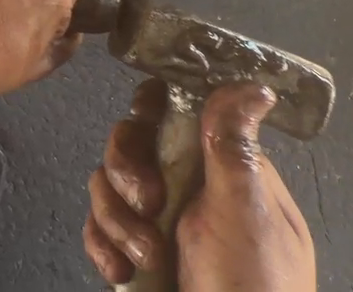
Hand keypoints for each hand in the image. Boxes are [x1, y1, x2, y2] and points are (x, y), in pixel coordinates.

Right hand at [85, 81, 315, 291]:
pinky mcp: (131, 250)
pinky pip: (97, 225)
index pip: (178, 111)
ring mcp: (158, 221)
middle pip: (130, 141)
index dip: (152, 107)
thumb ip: (232, 145)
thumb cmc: (253, 288)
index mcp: (224, 170)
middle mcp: (188, 187)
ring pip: (107, 183)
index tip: (144, 118)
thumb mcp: (245, 213)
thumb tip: (255, 83)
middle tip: (148, 203)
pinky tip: (121, 272)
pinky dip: (104, 245)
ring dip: (117, 219)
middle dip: (127, 171)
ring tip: (146, 256)